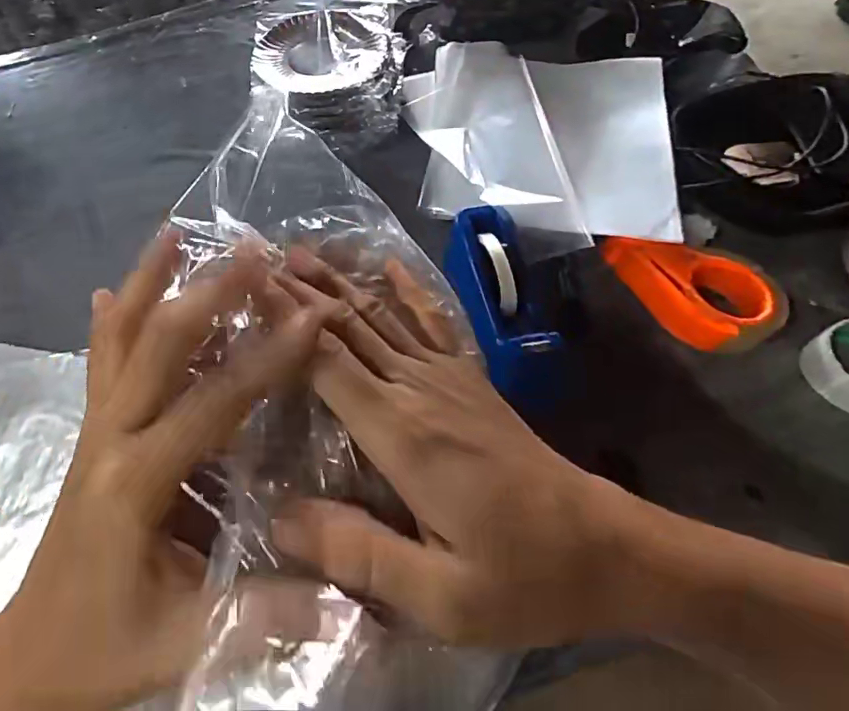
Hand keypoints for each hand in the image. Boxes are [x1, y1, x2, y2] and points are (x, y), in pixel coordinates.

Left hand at [0, 231, 334, 710]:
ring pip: (118, 338)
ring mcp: (96, 429)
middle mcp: (112, 436)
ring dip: (147, 282)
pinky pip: (99, 363)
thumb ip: (266, 616)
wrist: (23, 668)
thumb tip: (351, 598)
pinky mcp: (92, 434)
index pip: (215, 399)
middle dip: (208, 290)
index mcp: (139, 478)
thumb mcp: (185, 642)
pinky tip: (106, 289)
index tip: (312, 314)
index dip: (268, 355)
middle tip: (252, 249)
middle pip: (157, 342)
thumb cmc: (102, 648)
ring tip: (173, 232)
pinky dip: (108, 320)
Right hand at [269, 248, 637, 648]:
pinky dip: (406, 290)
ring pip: (382, 316)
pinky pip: (431, 322)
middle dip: (301, 290)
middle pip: (349, 327)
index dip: (284, 321)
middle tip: (258, 255)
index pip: (328, 362)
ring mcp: (448, 378)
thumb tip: (280, 519)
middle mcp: (420, 389)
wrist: (600, 545)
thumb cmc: (520, 575)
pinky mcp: (468, 379)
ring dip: (340, 282)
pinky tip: (387, 265)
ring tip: (305, 251)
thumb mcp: (441, 596)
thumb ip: (360, 555)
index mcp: (403, 434)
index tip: (248, 285)